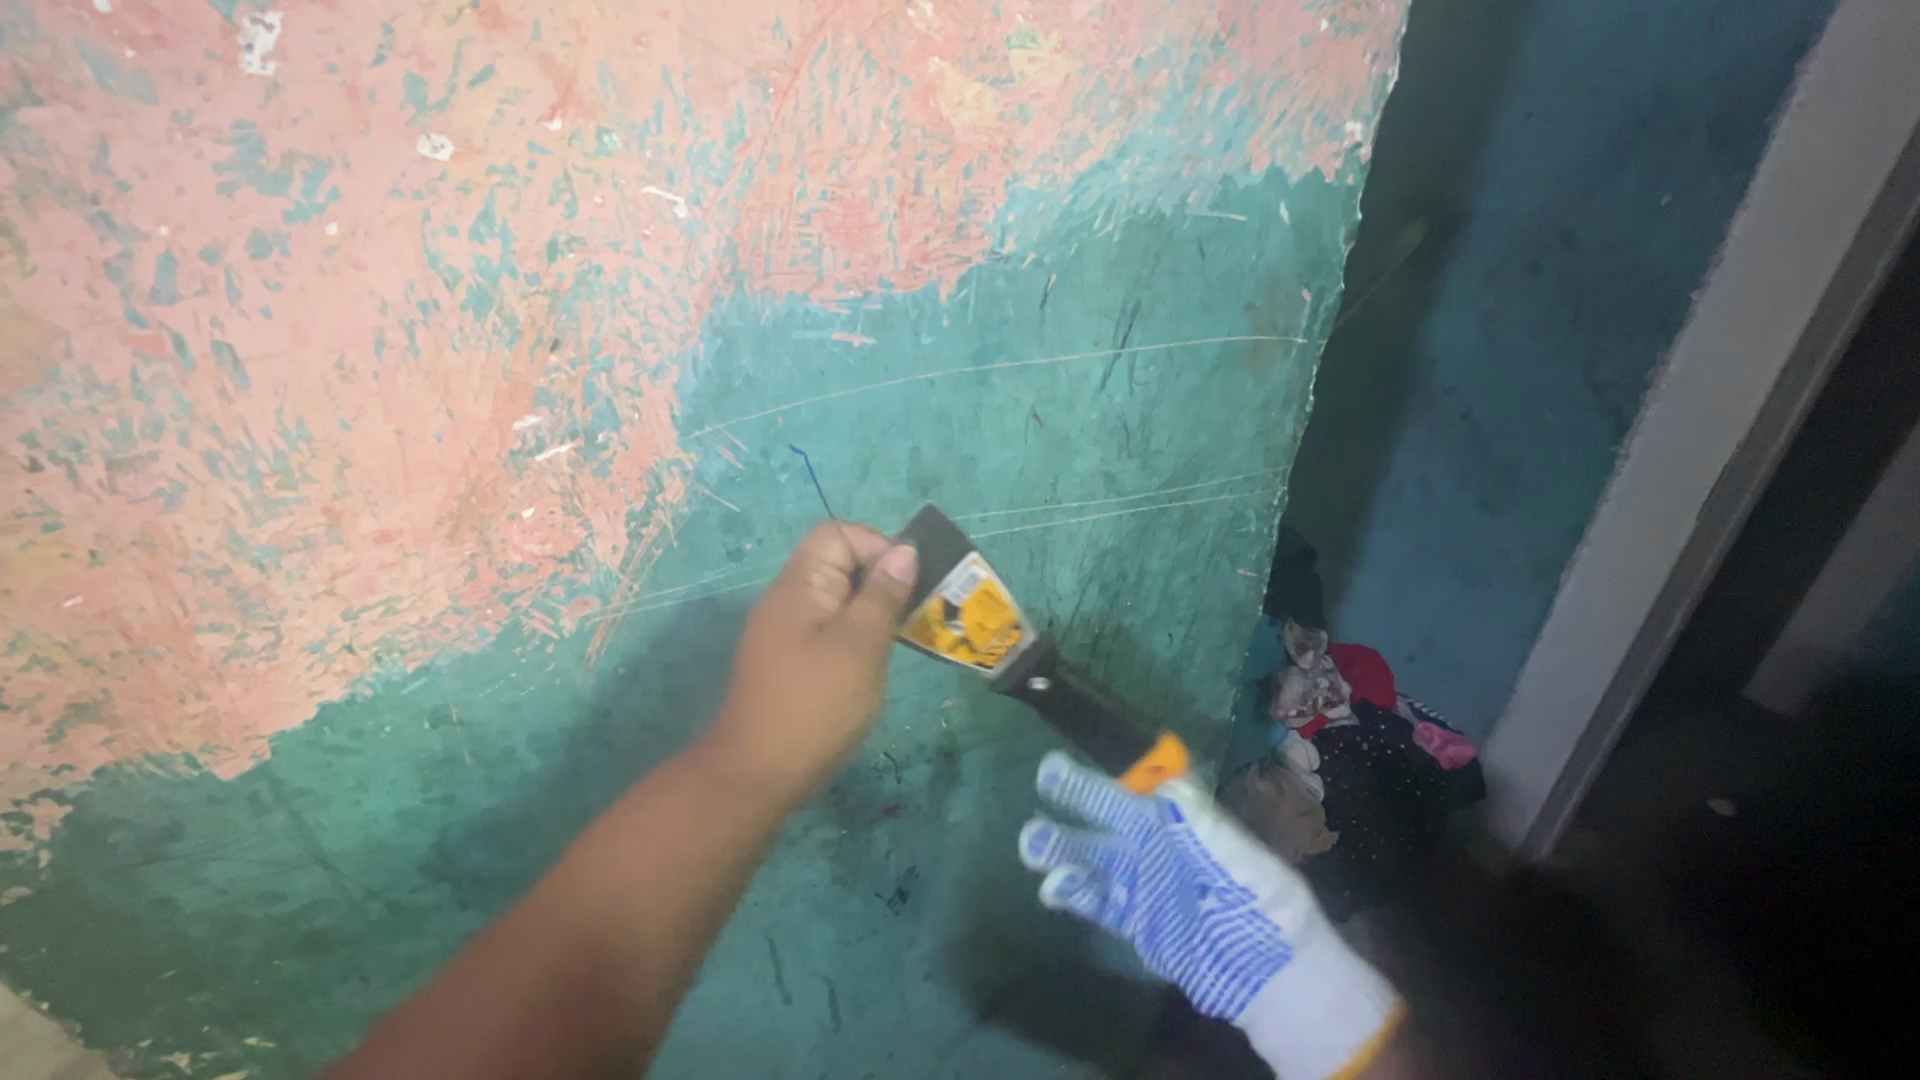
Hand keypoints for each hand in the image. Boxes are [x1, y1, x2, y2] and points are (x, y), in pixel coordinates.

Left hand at [706, 522, 917, 800]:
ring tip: (904, 640)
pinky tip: (877, 665)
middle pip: (840, 564)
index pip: (838, 534)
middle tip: (914, 616)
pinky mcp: (793, 661)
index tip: (905, 585)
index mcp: (800, 585)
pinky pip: (832, 630)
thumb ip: (882, 595)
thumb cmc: (815, 705)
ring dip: (875, 612)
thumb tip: (903, 550)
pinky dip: (859, 637)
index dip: (876, 547)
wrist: (758, 774)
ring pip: (840, 600)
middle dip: (882, 581)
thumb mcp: (860, 645)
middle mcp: (789, 599)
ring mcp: (788, 632)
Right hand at [1019, 752, 1403, 1079]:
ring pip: (1094, 857)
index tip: (1090, 751)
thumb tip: (1172, 786)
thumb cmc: (1272, 911)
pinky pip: (1098, 902)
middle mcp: (1154, 845)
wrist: (1276, 980)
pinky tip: (1053, 890)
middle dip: (1077, 794)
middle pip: (1108, 814)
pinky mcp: (1132, 921)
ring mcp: (1140, 883)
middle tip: (1046, 777)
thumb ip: (1212, 832)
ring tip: (1032, 842)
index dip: (1112, 767)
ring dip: (1063, 847)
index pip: (1140, 785)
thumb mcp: (1253, 869)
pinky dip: (1074, 894)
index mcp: (1182, 823)